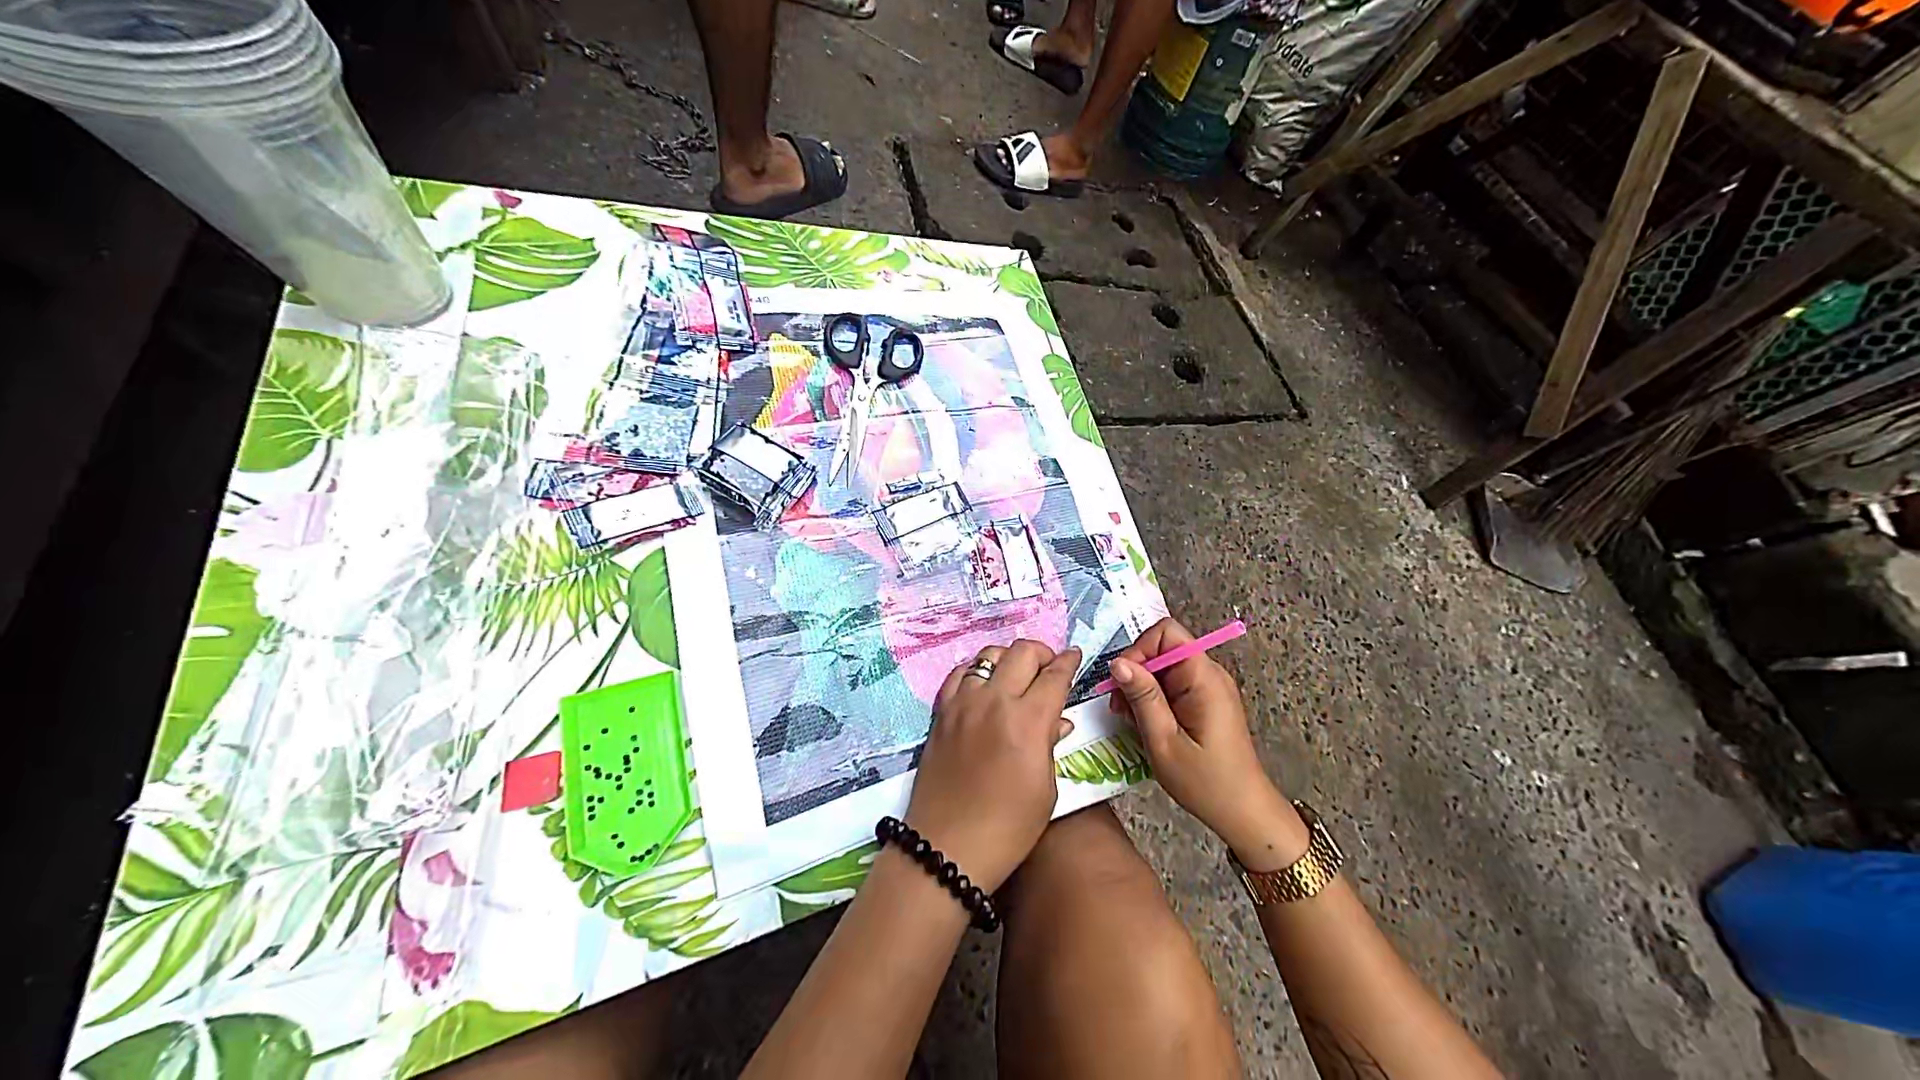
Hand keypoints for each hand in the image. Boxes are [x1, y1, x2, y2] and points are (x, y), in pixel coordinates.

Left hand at [907, 639, 1079, 892]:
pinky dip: (975, 670)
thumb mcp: (1045, 789)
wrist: (948, 846)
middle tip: (1049, 667)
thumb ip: (1050, 745)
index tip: (1074, 657)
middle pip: (1021, 653)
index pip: (1054, 676)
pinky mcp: (941, 714)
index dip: (1069, 663)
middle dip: (1042, 654)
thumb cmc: (1007, 828)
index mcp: (1028, 721)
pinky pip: (958, 675)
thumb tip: (1057, 721)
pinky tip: (983, 683)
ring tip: (1016, 673)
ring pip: (987, 656)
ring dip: (1008, 658)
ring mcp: (963, 704)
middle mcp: (994, 701)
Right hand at [1108, 617, 1306, 870]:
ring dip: (1140, 687)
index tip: (1121, 682)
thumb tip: (1117, 662)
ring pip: (1162, 666)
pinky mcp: (1204, 700)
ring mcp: (1208, 686)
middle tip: (1120, 707)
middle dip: (1135, 671)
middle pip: (1162, 647)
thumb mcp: (1163, 740)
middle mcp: (1209, 674)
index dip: (1138, 649)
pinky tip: (1145, 723)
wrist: (1243, 813)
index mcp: (1203, 678)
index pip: (1165, 632)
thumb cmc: (1205, 782)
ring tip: (1131, 719)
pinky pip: (1171, 683)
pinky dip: (1152, 698)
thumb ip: (1142, 697)